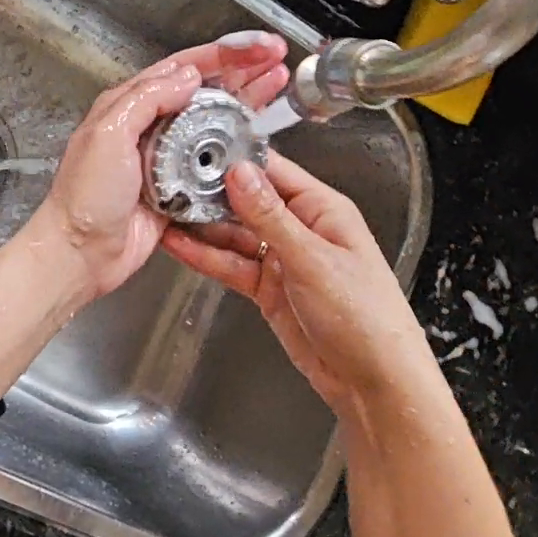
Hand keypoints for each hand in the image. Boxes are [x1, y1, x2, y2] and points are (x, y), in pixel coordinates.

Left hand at [21, 31, 291, 301]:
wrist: (81, 252)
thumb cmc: (83, 197)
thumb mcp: (108, 134)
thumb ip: (146, 99)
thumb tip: (187, 76)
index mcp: (127, 106)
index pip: (179, 68)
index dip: (221, 55)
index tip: (256, 48)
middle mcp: (147, 127)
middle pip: (202, 90)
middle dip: (241, 72)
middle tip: (276, 60)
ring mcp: (164, 157)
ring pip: (213, 122)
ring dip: (246, 103)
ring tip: (277, 87)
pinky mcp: (178, 187)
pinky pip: (214, 162)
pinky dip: (238, 148)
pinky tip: (260, 137)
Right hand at [160, 154, 429, 412]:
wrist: (374, 386)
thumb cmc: (364, 317)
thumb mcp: (312, 260)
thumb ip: (269, 216)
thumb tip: (238, 171)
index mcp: (321, 210)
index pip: (270, 171)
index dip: (233, 160)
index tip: (195, 151)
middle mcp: (299, 228)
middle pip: (245, 201)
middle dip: (208, 193)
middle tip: (167, 182)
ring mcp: (280, 258)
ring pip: (231, 233)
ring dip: (200, 226)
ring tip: (163, 213)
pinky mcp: (265, 287)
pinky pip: (229, 264)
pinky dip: (204, 256)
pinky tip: (176, 245)